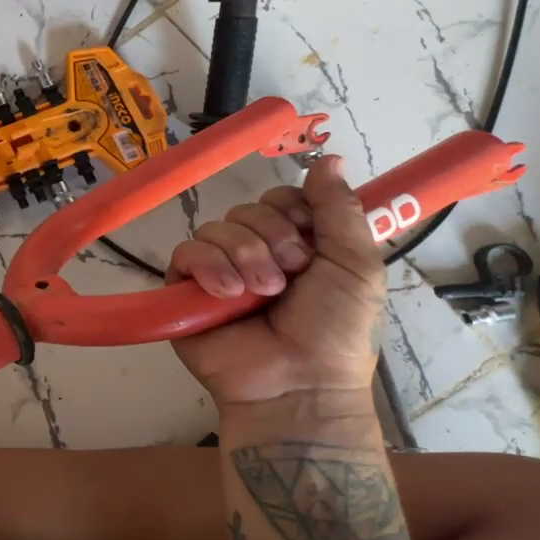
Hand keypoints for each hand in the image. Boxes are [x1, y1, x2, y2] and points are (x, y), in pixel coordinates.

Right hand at [169, 156, 386, 408]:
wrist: (295, 381)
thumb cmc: (334, 330)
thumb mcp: (355, 267)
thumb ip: (340, 211)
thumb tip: (328, 158)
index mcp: (297, 245)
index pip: (281, 198)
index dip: (292, 211)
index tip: (309, 239)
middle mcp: (255, 251)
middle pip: (248, 209)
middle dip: (272, 240)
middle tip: (289, 277)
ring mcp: (217, 268)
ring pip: (217, 228)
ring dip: (244, 258)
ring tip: (259, 294)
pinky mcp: (184, 286)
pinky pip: (186, 251)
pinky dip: (208, 267)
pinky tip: (226, 293)